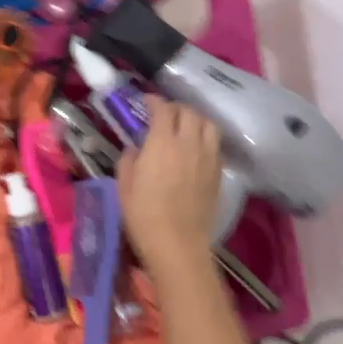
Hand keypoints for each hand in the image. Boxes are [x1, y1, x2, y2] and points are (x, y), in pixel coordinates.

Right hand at [118, 95, 222, 260]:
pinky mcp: (218, 172)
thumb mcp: (124, 187)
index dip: (154, 101)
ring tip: (184, 127)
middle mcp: (189, 142)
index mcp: (162, 143)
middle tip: (164, 115)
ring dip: (195, 119)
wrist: (177, 242)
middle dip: (175, 108)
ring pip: (208, 124)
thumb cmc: (143, 215)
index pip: (163, 109)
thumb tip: (135, 150)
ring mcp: (208, 156)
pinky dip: (205, 138)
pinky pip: (214, 144)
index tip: (146, 102)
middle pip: (189, 112)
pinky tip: (196, 148)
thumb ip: (128, 161)